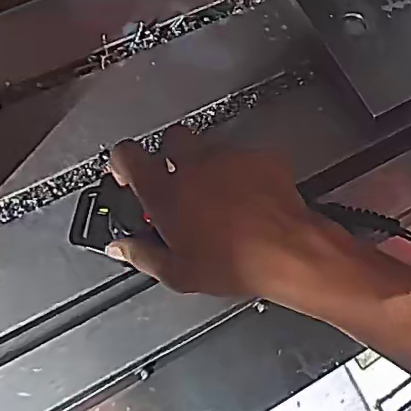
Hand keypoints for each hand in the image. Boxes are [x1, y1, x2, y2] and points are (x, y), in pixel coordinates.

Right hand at [103, 129, 370, 306]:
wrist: (288, 251)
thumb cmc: (237, 263)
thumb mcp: (179, 272)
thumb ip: (143, 254)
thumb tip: (122, 248)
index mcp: (166, 192)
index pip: (127, 155)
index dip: (122, 161)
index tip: (126, 171)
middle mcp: (196, 167)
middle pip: (172, 138)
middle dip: (171, 154)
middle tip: (178, 180)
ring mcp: (230, 159)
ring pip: (212, 148)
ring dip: (210, 166)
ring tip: (220, 195)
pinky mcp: (261, 158)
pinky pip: (246, 157)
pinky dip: (245, 172)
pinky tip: (250, 196)